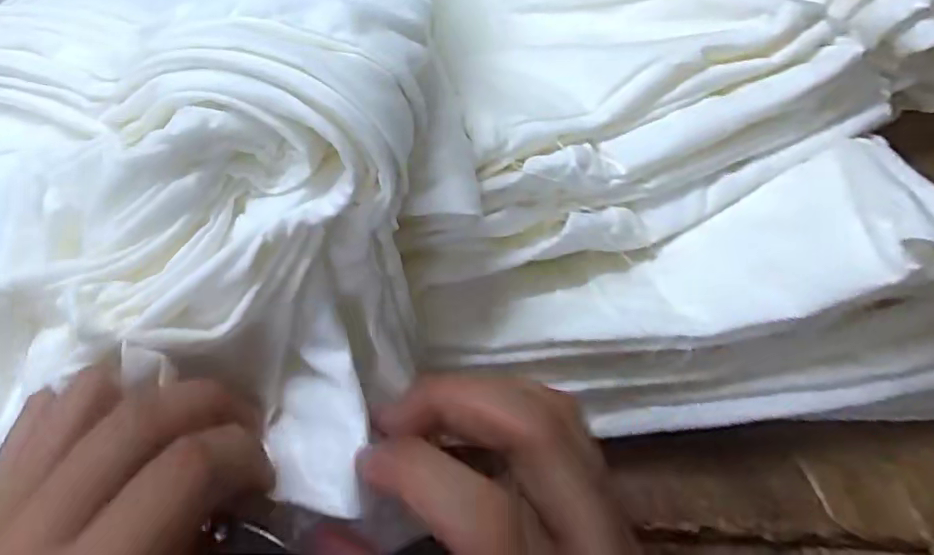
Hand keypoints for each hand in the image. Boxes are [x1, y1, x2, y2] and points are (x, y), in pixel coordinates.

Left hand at [0, 366, 274, 554]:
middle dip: (205, 402)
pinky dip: (83, 403)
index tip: (263, 467)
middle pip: (137, 419)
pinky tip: (111, 424)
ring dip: (142, 392)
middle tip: (243, 420)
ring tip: (179, 419)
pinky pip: (39, 416)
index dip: (236, 454)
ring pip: (82, 397)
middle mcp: (43, 524)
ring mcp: (4, 502)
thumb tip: (233, 508)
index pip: (179, 472)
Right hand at [318, 376, 636, 554]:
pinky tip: (466, 431)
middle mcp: (593, 548)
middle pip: (531, 429)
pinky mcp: (609, 511)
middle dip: (446, 400)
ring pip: (554, 413)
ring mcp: (611, 524)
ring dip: (478, 393)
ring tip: (425, 416)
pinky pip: (565, 428)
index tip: (364, 463)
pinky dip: (506, 406)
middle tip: (391, 418)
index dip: (410, 469)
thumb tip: (323, 531)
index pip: (482, 509)